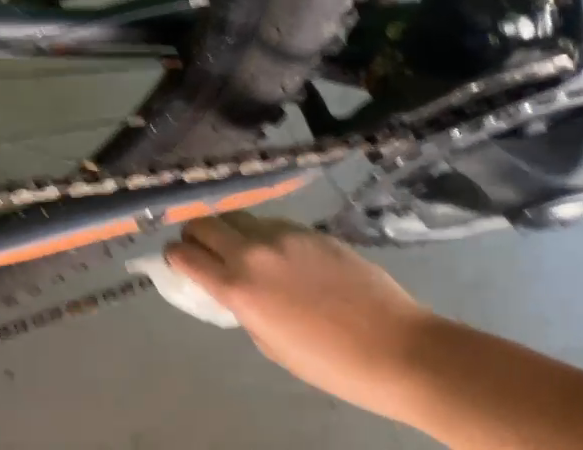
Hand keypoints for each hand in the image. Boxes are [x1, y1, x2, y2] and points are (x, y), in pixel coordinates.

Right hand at [163, 213, 443, 417]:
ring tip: (252, 253)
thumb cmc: (336, 365)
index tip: (182, 264)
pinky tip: (293, 260)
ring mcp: (283, 237)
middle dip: (196, 235)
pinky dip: (270, 237)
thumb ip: (243, 309)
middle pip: (201, 223)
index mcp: (237, 288)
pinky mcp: (312, 232)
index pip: (181, 254)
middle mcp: (251, 253)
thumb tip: (233, 291)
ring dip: (233, 232)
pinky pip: (275, 225)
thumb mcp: (272, 345)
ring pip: (237, 218)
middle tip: (208, 251)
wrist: (406, 352)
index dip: (176, 257)